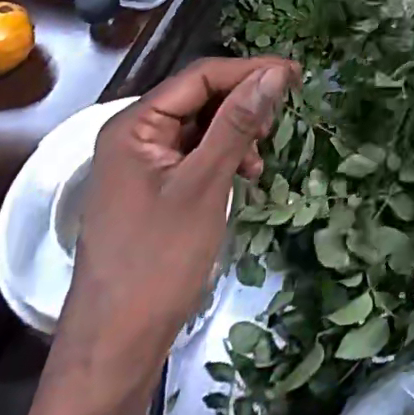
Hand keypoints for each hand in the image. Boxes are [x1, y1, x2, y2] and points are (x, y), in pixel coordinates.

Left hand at [31, 55, 297, 414]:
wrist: (117, 344)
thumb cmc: (159, 259)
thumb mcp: (205, 184)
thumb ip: (238, 122)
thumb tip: (276, 72)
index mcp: (134, 124)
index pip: (200, 76)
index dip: (250, 70)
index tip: (296, 74)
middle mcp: (134, 134)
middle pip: (199, 98)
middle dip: (243, 103)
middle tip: (282, 117)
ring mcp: (141, 162)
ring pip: (200, 126)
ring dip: (237, 132)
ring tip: (263, 155)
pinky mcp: (153, 187)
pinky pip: (195, 153)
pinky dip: (224, 157)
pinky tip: (246, 175)